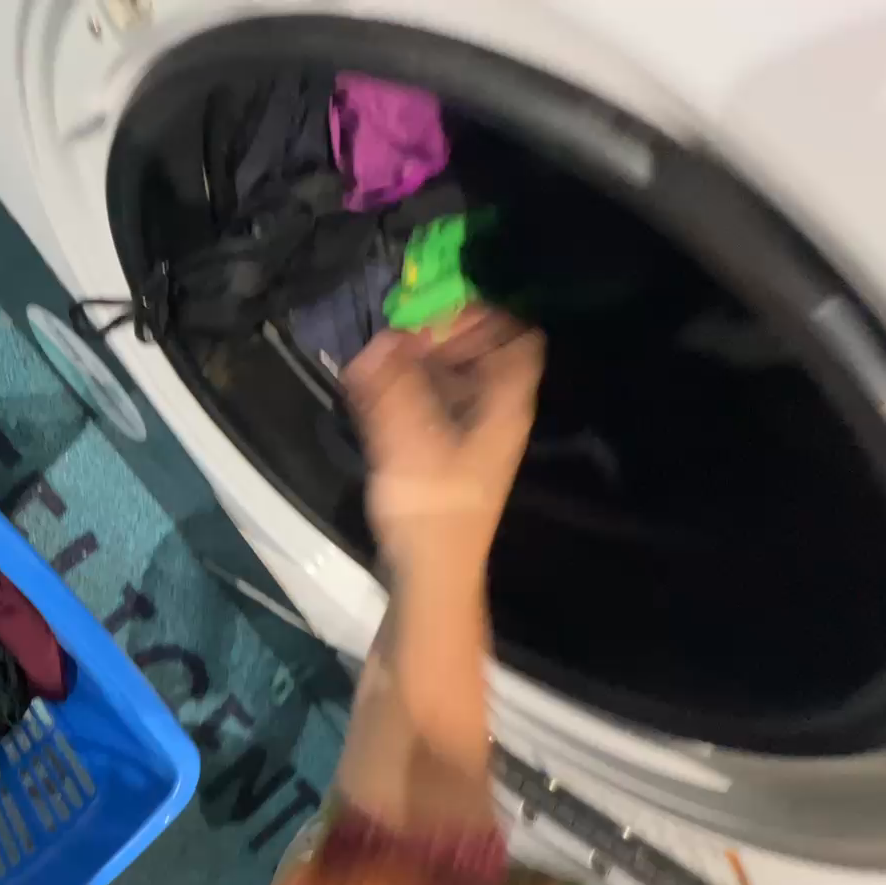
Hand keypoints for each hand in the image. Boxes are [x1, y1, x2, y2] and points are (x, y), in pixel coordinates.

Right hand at [344, 307, 543, 575]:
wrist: (430, 572)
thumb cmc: (433, 512)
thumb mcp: (411, 447)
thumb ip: (391, 393)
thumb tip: (376, 343)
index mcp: (502, 409)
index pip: (515, 341)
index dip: (481, 318)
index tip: (432, 311)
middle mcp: (490, 417)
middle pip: (478, 359)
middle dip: (438, 338)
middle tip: (394, 334)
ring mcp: (464, 438)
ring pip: (449, 383)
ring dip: (415, 365)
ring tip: (375, 358)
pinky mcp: (437, 457)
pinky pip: (426, 407)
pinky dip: (402, 392)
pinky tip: (371, 391)